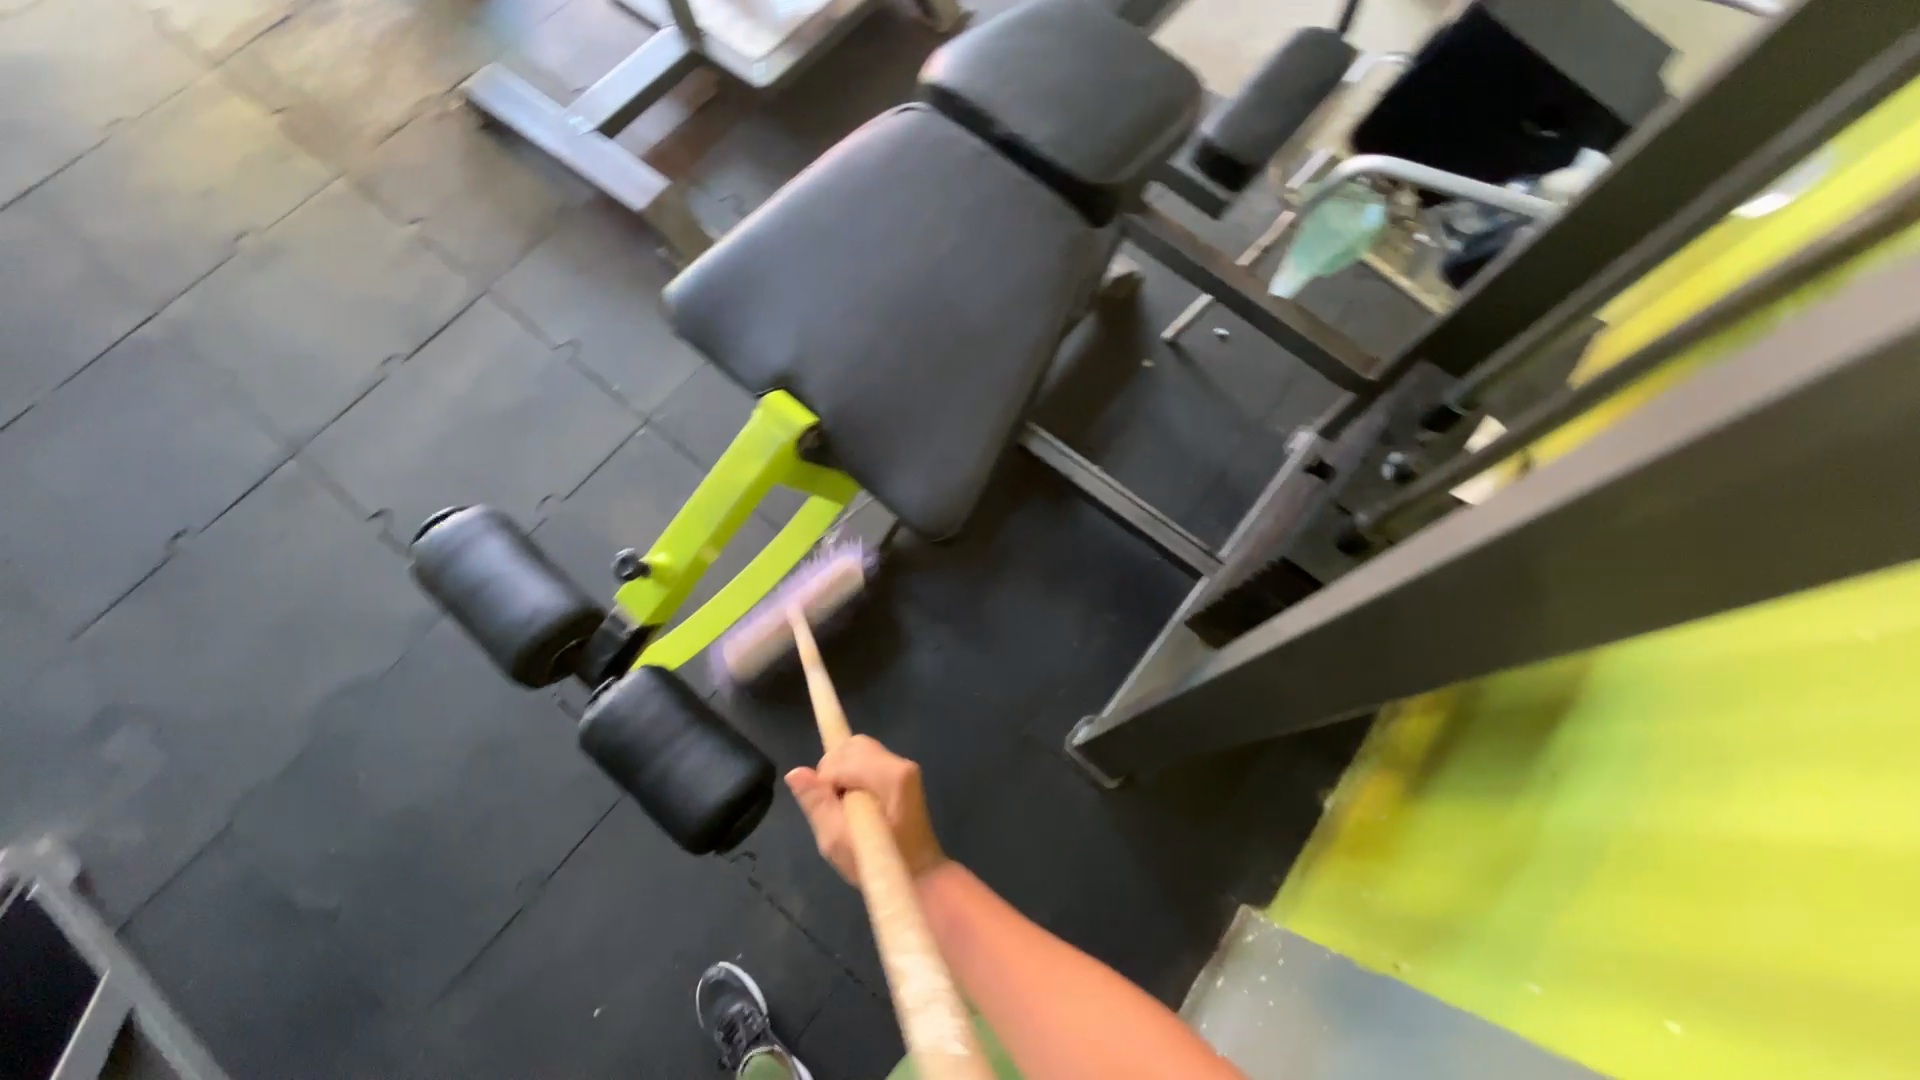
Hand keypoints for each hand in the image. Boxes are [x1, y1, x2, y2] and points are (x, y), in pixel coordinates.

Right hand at [786, 735, 947, 885]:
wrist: (920, 874)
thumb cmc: (879, 864)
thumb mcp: (839, 842)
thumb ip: (817, 804)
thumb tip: (794, 772)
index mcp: (890, 777)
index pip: (841, 757)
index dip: (825, 780)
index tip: (827, 808)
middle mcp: (900, 764)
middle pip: (852, 745)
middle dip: (833, 769)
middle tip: (833, 805)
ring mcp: (904, 766)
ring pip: (859, 749)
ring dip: (842, 770)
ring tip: (843, 803)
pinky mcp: (903, 772)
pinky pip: (868, 758)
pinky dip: (854, 772)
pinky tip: (856, 799)